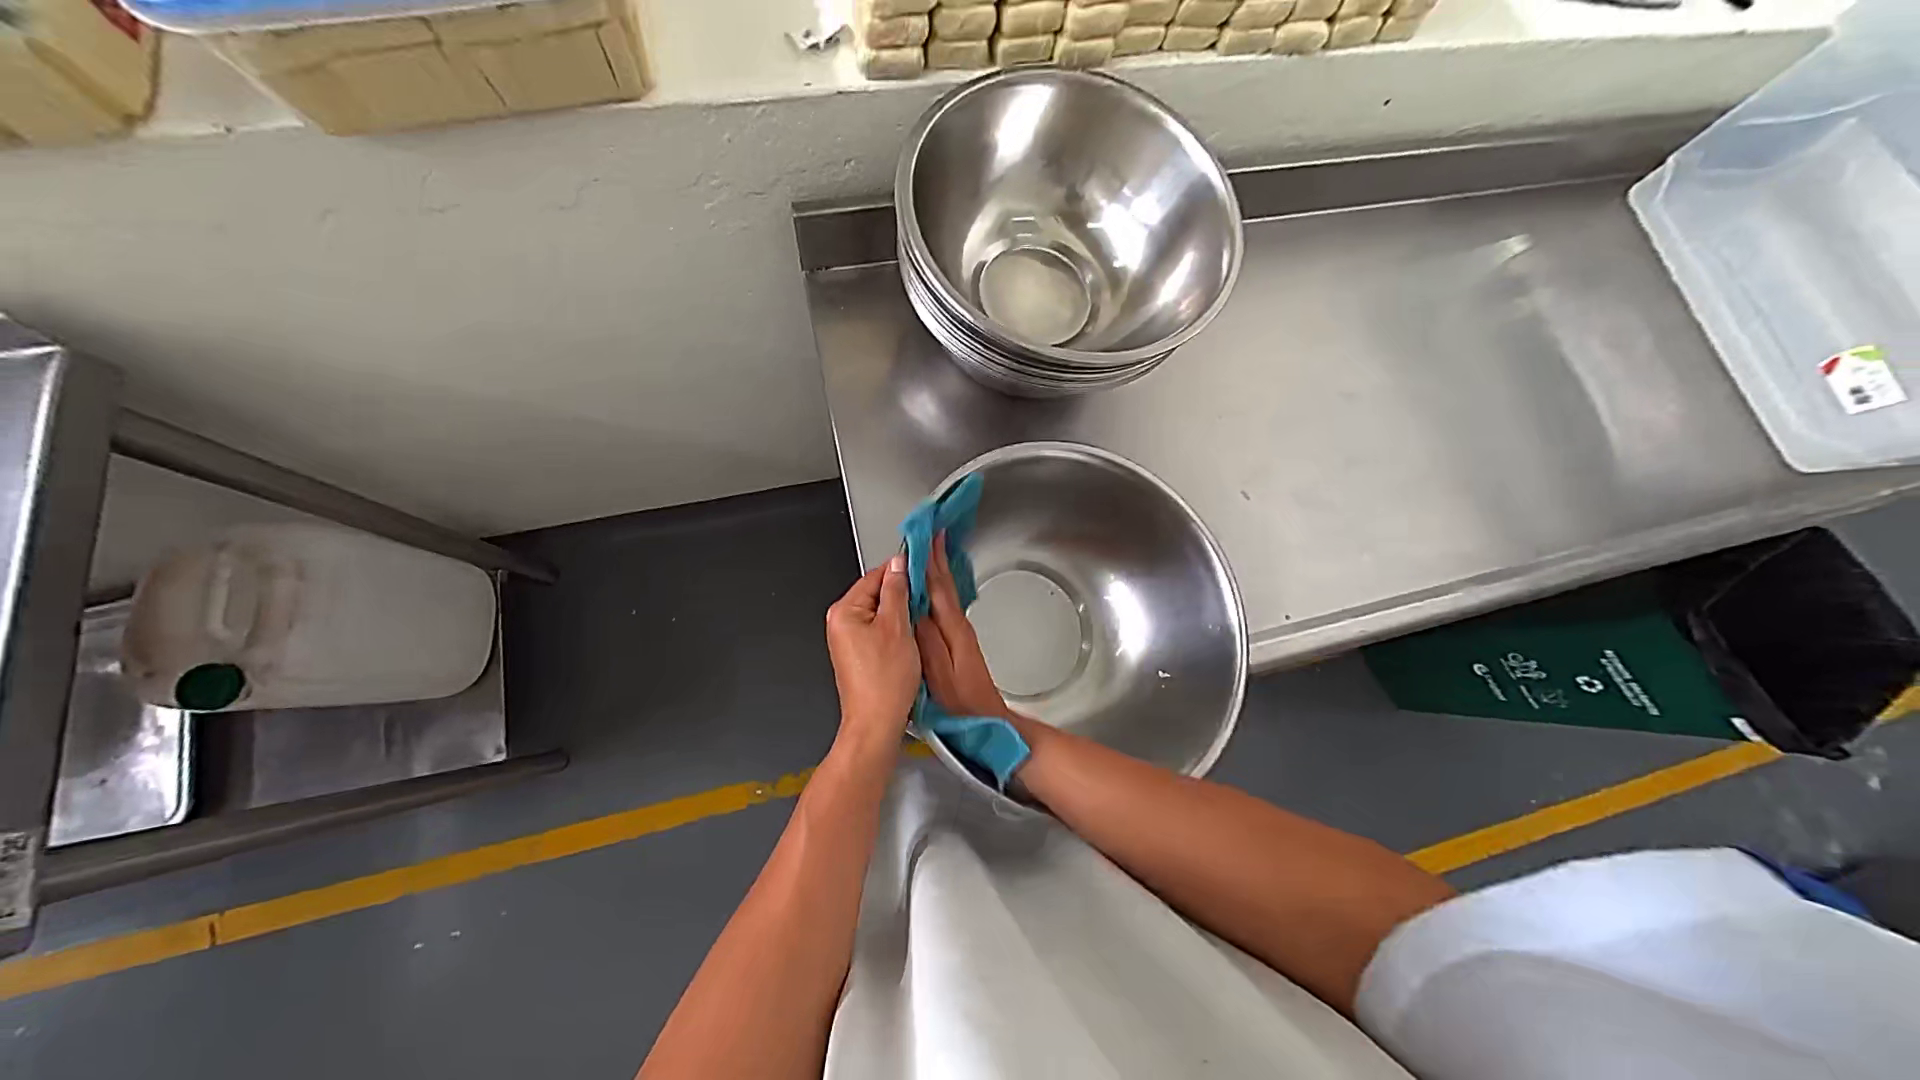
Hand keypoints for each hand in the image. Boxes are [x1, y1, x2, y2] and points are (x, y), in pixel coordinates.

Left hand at [825, 553, 920, 747]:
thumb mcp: (897, 626)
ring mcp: (849, 638)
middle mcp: (841, 623)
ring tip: (916, 625)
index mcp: (844, 611)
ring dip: (901, 614)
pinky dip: (896, 630)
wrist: (876, 722)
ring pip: (881, 612)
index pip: (875, 575)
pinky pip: (879, 629)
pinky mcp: (859, 652)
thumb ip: (897, 591)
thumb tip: (898, 565)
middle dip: (902, 595)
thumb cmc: (883, 684)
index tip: (921, 569)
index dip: (901, 571)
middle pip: (877, 592)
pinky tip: (909, 640)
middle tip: (924, 602)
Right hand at [914, 533, 1008, 719]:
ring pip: (947, 593)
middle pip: (945, 585)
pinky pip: (946, 606)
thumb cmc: (961, 705)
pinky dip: (940, 590)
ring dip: (939, 571)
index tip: (925, 539)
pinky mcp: (960, 642)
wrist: (988, 722)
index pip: (938, 588)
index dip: (930, 562)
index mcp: (953, 631)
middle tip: (931, 534)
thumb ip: (927, 641)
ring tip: (932, 552)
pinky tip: (935, 588)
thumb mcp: (939, 675)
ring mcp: (961, 634)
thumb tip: (915, 611)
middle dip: (937, 558)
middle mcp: (959, 627)